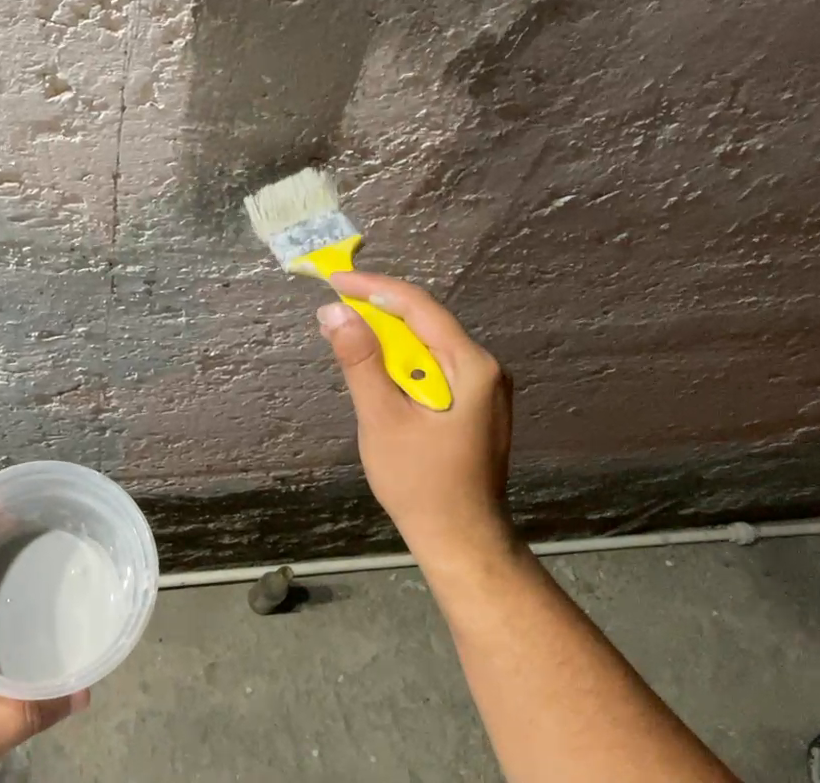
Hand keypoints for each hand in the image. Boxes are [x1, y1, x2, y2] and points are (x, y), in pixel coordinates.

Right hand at [317, 271, 514, 562]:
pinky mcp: (474, 406)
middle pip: (425, 323)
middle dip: (377, 312)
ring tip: (347, 337)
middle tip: (334, 311)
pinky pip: (433, 368)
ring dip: (387, 339)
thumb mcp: (382, 418)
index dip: (374, 289)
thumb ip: (360, 361)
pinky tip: (376, 372)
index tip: (335, 281)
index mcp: (472, 365)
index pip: (419, 307)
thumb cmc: (420, 482)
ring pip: (428, 346)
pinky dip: (401, 363)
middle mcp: (485, 368)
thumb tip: (334, 311)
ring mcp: (484, 388)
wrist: (461, 539)